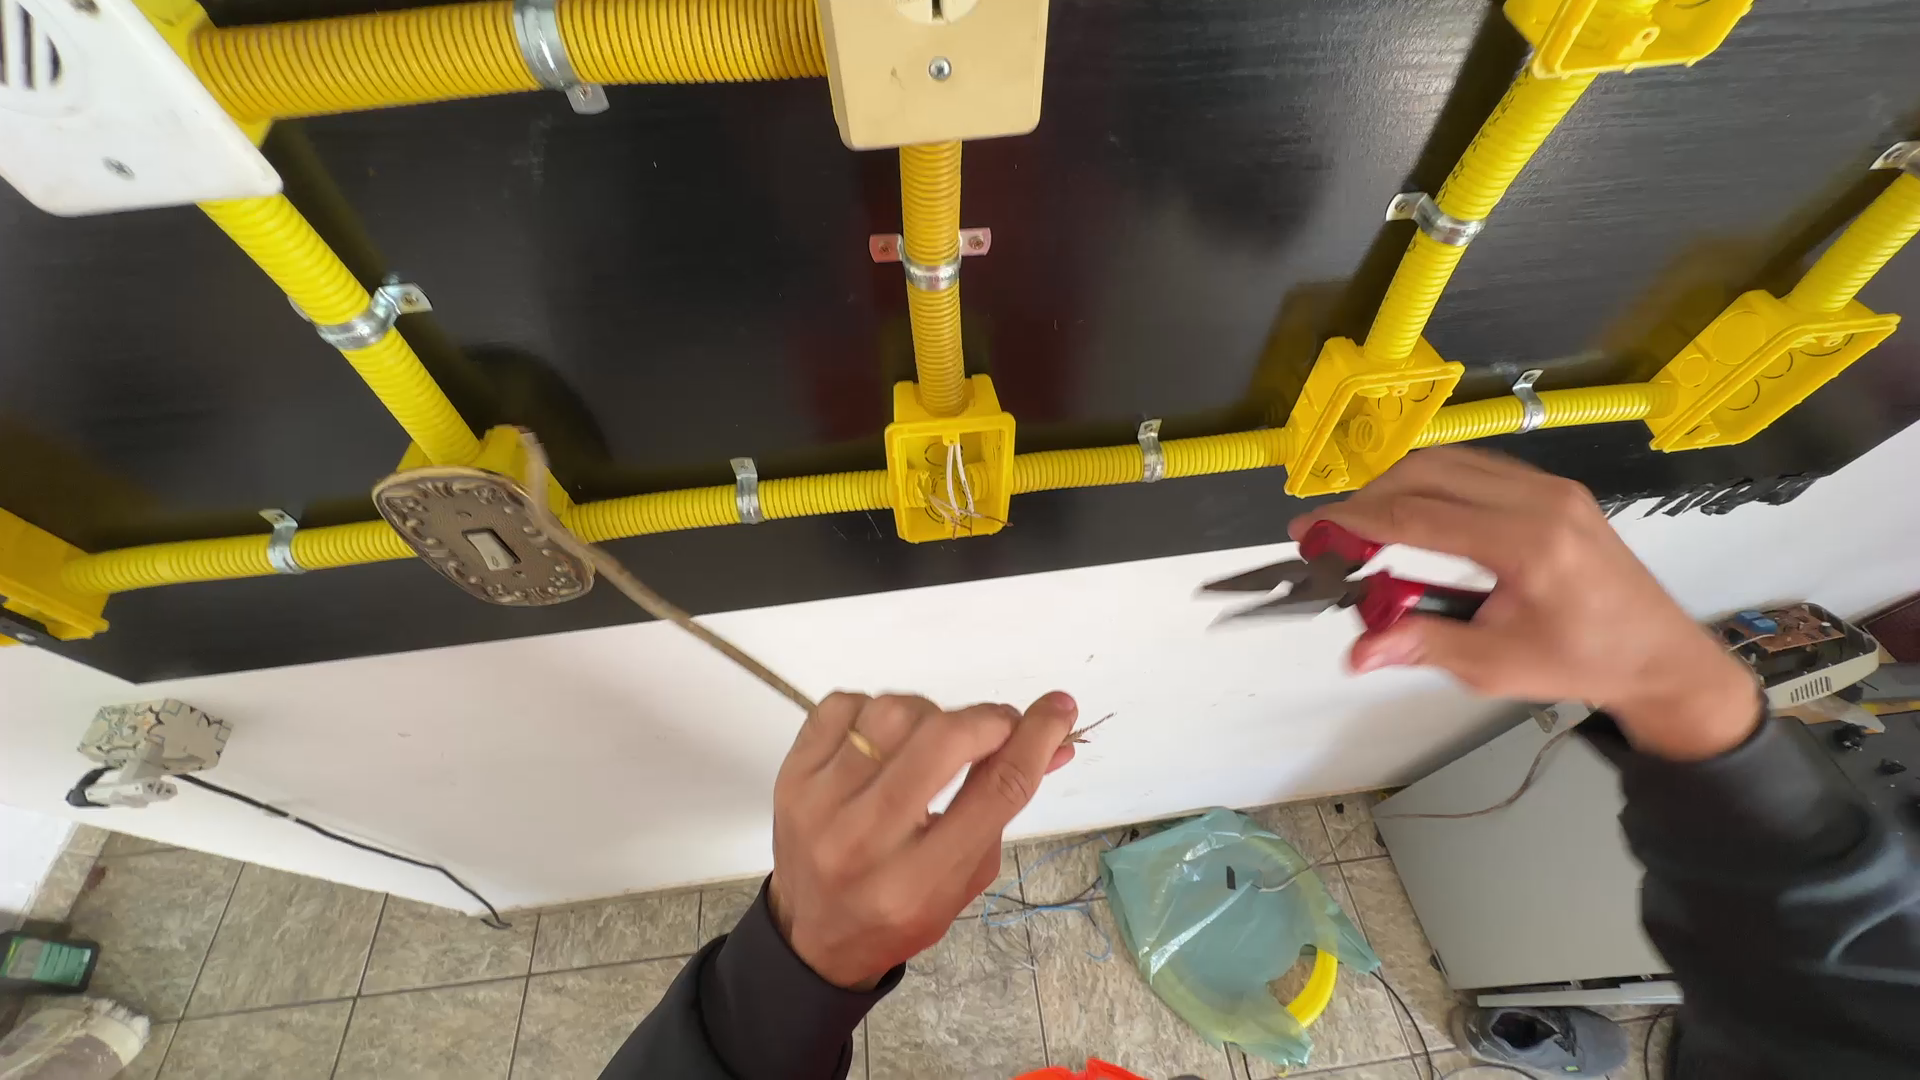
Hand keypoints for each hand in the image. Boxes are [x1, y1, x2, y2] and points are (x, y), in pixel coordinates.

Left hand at [767, 691, 1079, 987]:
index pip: (995, 790)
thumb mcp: (965, 874)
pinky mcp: (791, 774)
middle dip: (986, 720)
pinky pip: (843, 704)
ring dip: (930, 713)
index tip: (1059, 709)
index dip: (1036, 738)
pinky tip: (884, 738)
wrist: (814, 935)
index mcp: (918, 882)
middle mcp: (864, 841)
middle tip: (997, 725)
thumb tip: (1053, 741)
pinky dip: (875, 709)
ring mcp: (820, 803)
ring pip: (894, 711)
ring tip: (932, 739)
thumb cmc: (901, 910)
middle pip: (944, 740)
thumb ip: (1004, 804)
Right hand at [1291, 448, 1758, 760]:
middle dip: (1364, 499)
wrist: (1661, 656)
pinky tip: (1406, 514)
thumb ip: (1419, 646)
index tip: (1307, 532)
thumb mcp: (1494, 665)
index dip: (1350, 521)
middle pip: (1424, 473)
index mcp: (1528, 544)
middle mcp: (1540, 501)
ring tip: (1361, 525)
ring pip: (1443, 461)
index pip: (1415, 515)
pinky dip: (1423, 483)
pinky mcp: (1549, 489)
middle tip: (1330, 533)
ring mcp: (1548, 488)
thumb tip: (1355, 654)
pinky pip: (1469, 467)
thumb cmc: (1581, 663)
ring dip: (1391, 487)